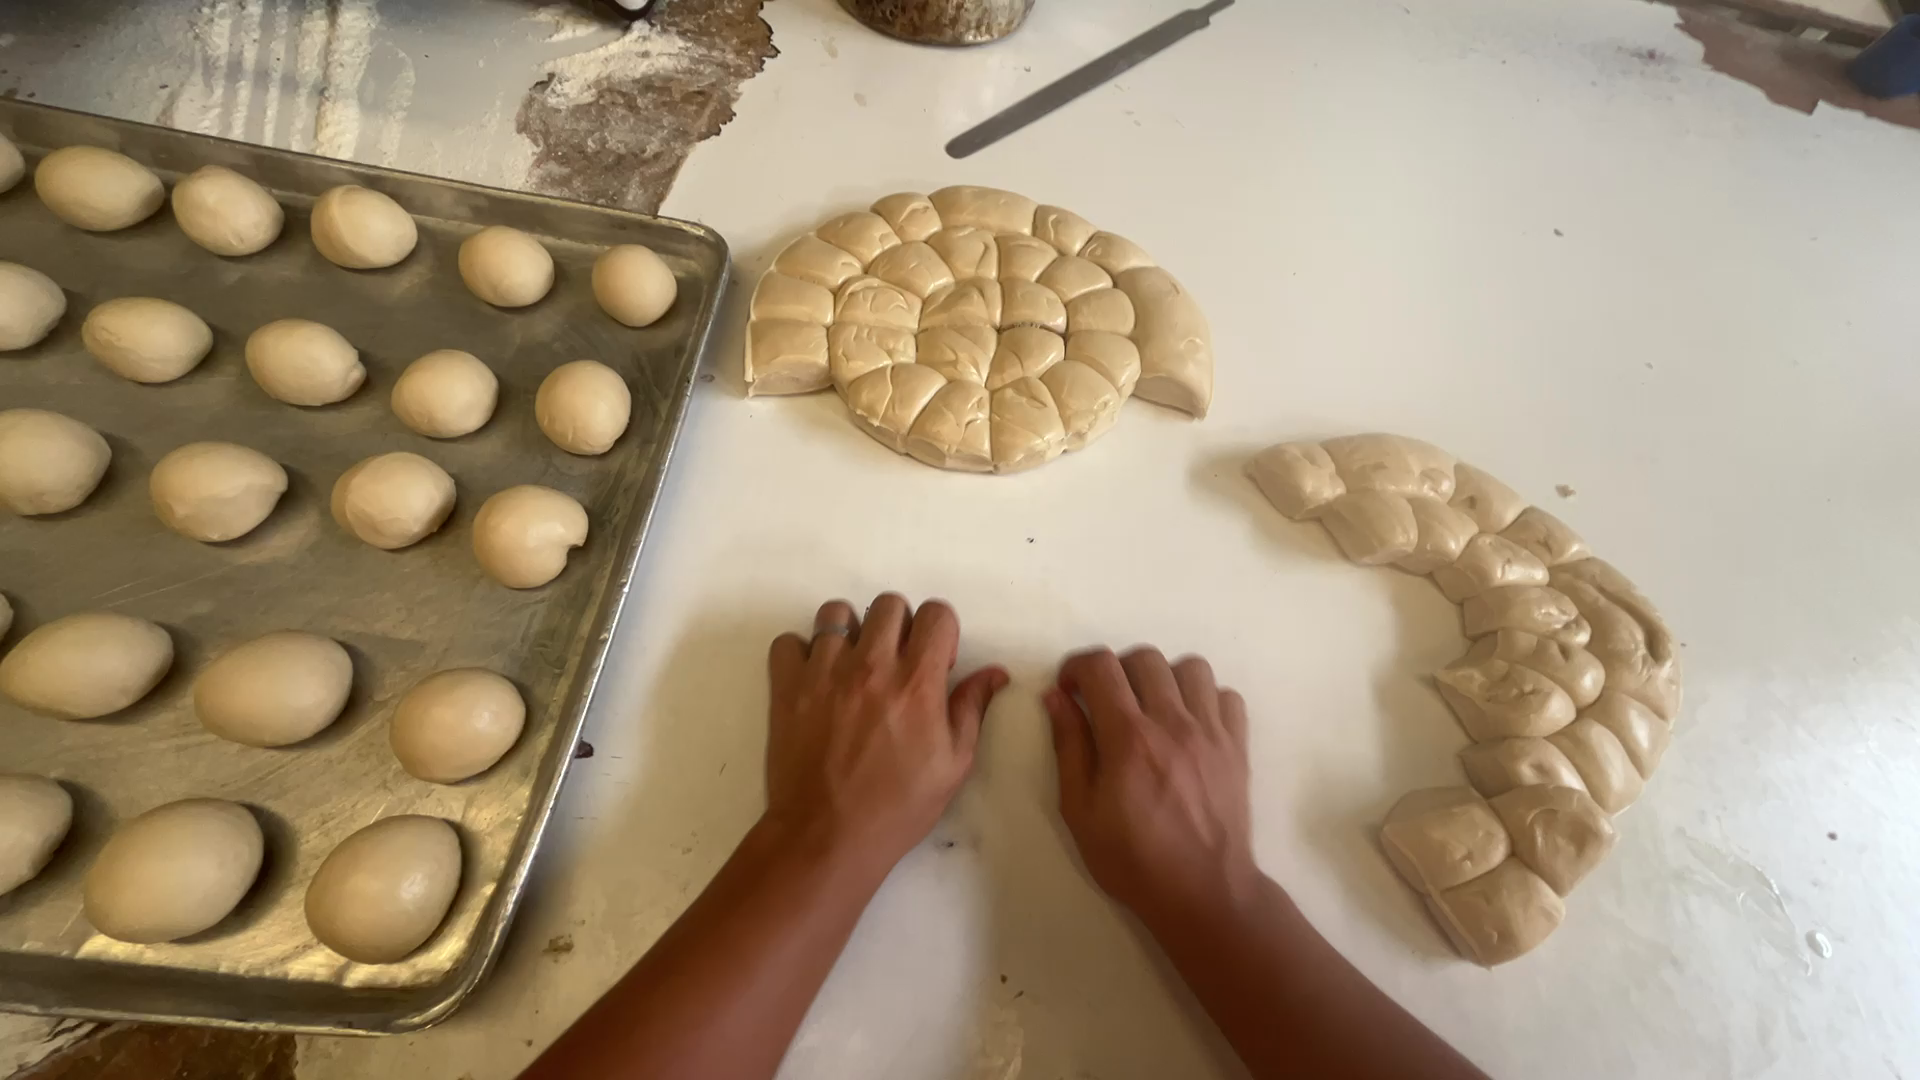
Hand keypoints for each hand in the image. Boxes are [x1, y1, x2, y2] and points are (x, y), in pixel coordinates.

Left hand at [764, 594, 1006, 877]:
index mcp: (917, 682)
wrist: (827, 837)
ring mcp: (824, 673)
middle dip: (900, 626)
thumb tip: (995, 672)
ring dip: (850, 632)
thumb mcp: (953, 763)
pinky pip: (789, 642)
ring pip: (836, 613)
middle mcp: (871, 666)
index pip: (936, 613)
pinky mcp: (787, 687)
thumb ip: (971, 708)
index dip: (942, 632)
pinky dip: (801, 654)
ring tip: (852, 665)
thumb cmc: (899, 805)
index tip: (935, 662)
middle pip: (889, 603)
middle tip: (896, 662)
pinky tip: (814, 679)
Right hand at [1044, 647, 1256, 924]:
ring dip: (1164, 678)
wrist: (1204, 894)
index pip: (1100, 666)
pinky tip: (1189, 725)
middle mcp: (1172, 722)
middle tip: (1108, 701)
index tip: (1070, 689)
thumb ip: (1069, 746)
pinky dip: (1205, 699)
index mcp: (1128, 737)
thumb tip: (1056, 697)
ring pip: (1191, 667)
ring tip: (1153, 707)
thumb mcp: (1080, 809)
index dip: (1077, 666)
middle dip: (1117, 669)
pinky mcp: (1237, 746)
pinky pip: (1226, 696)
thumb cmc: (1131, 858)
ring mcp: (1211, 732)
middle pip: (1144, 658)